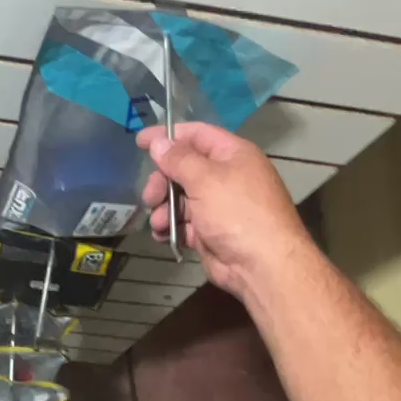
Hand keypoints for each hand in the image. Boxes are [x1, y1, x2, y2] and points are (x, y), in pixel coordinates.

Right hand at [137, 123, 315, 301]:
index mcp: (232, 155)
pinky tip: (163, 235)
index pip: (196, 135)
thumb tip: (158, 142)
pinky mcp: (209, 232)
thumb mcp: (206, 179)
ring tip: (159, 223)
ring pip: (180, 198)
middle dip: (162, 181)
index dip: (168, 136)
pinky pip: (183, 223)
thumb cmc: (237, 212)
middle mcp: (225, 177)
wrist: (261, 265)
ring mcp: (217, 206)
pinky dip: (171, 227)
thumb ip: (178, 159)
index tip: (139, 142)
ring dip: (163, 208)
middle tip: (150, 196)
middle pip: (183, 169)